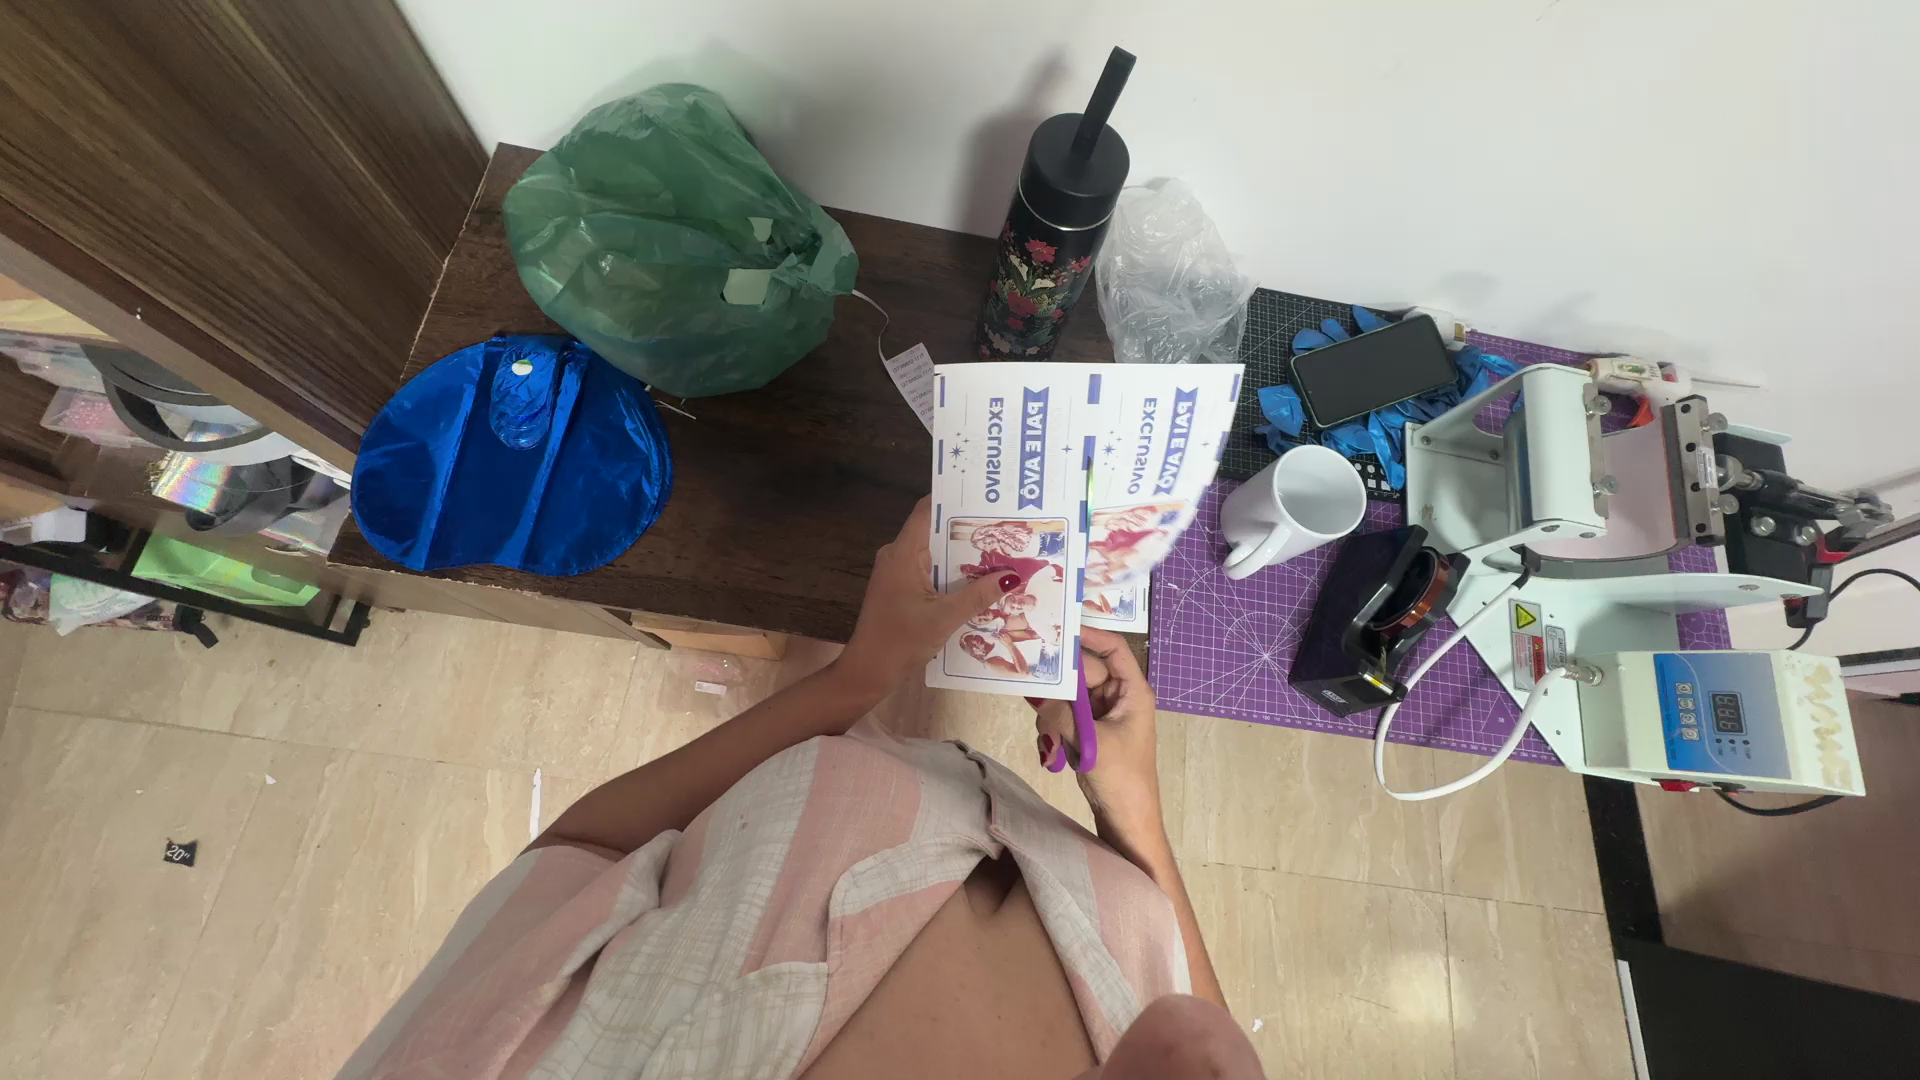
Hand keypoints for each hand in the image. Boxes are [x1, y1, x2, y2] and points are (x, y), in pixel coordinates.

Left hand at [835, 497, 1019, 699]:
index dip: (955, 499)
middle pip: (935, 530)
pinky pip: (931, 570)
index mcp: (903, 553)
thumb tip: (1012, 576)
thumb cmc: (900, 641)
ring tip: (1000, 552)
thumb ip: (979, 595)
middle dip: (968, 530)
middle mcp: (898, 555)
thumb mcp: (944, 618)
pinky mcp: (901, 588)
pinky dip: (953, 573)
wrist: (867, 671)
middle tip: (1005, 528)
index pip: (928, 510)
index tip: (986, 498)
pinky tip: (980, 580)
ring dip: (963, 555)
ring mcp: (898, 572)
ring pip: (935, 553)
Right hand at [1036, 628, 1166, 855]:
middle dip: (1059, 679)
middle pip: (1083, 671)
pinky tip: (1047, 742)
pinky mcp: (1086, 730)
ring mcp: (1100, 714)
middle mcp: (1117, 696)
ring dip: (1053, 709)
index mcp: (1132, 691)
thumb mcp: (1092, 742)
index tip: (1058, 627)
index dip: (1089, 634)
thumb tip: (1036, 694)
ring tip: (1047, 732)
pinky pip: (1063, 713)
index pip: (1113, 648)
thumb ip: (1061, 712)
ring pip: (1068, 693)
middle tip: (1028, 675)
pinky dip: (1052, 723)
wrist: (1127, 822)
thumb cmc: (1122, 779)